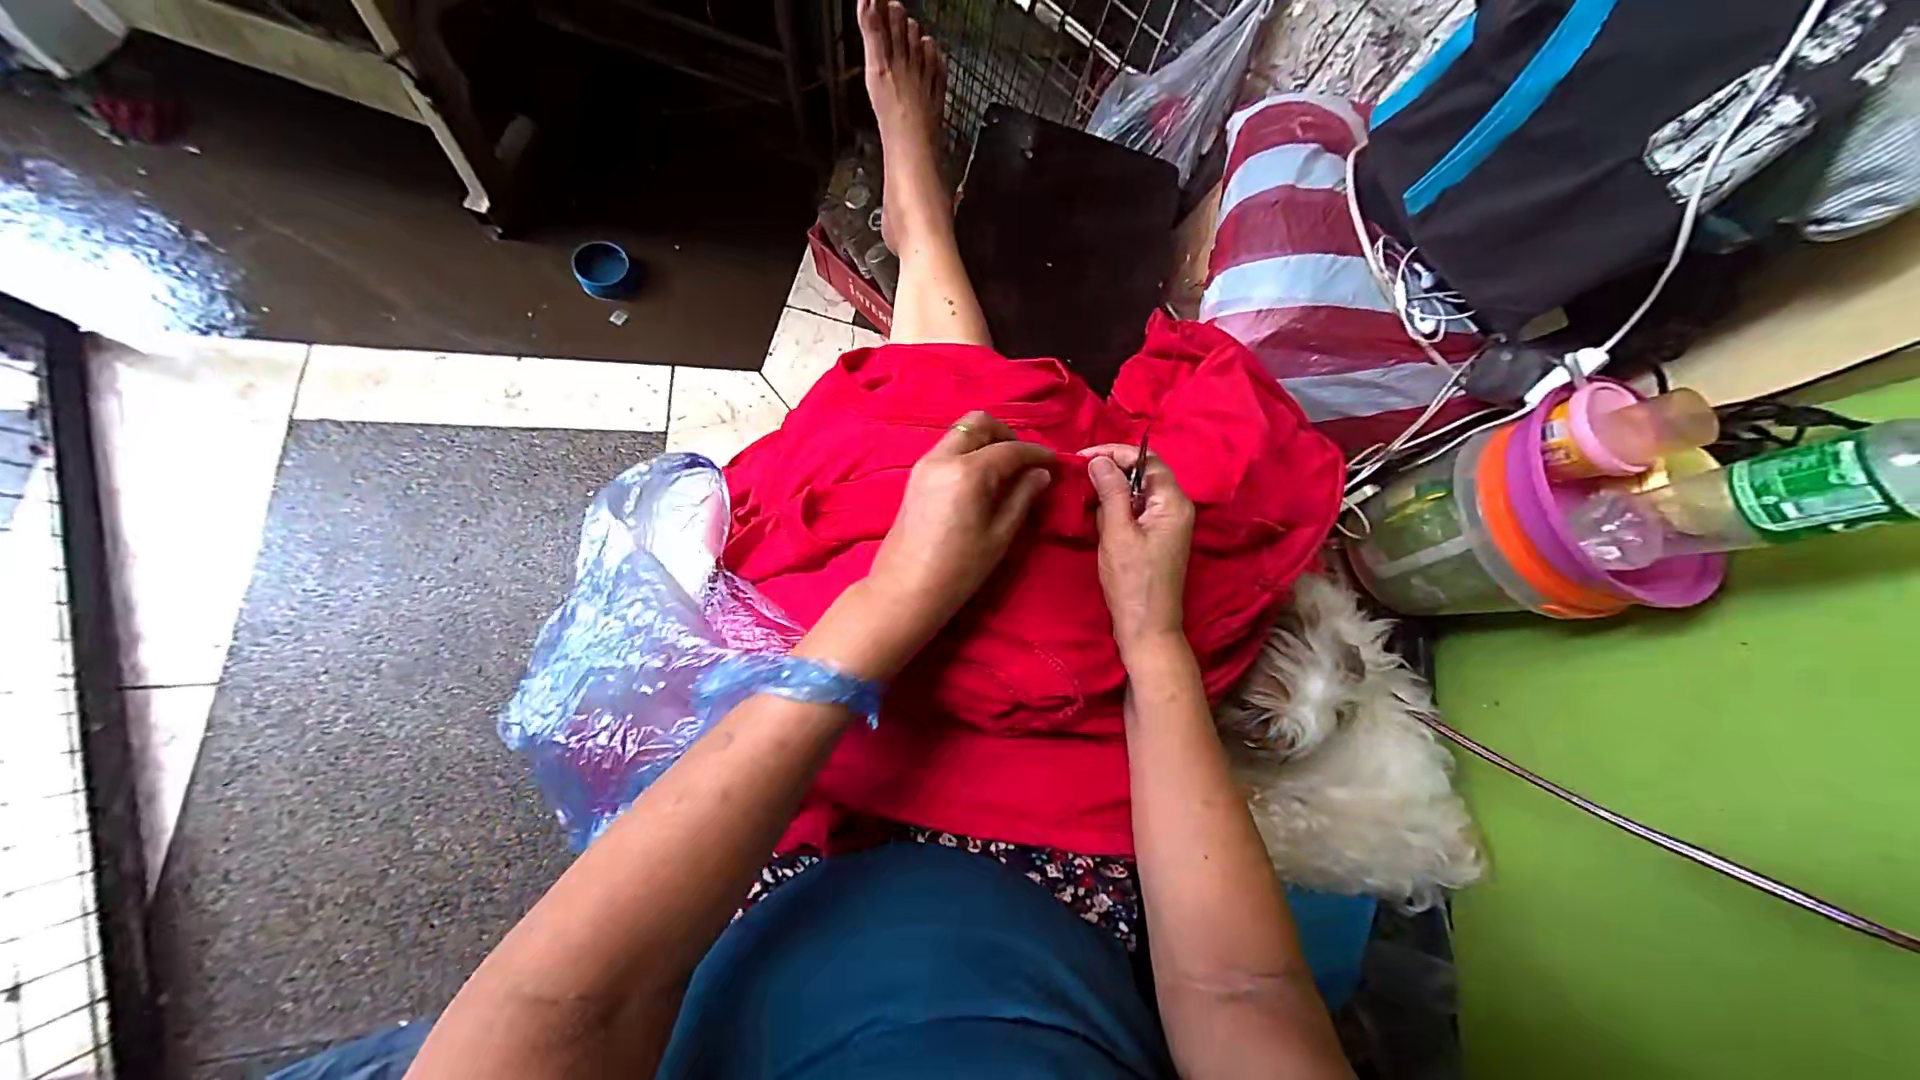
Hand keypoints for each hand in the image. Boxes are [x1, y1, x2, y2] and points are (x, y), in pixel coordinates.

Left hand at [866, 409, 1055, 635]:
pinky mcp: (915, 476)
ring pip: (960, 432)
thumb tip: (1041, 473)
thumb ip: (1022, 497)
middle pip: (979, 423)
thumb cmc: (959, 570)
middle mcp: (943, 457)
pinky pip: (948, 448)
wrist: (905, 590)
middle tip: (1024, 462)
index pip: (1010, 449)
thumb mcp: (1000, 535)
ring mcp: (924, 464)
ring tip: (1005, 471)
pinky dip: (969, 451)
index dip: (1036, 453)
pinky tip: (982, 479)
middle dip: (1007, 435)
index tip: (1054, 463)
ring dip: (986, 441)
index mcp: (967, 472)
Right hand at [1082, 442, 1193, 660]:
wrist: (1147, 628)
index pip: (1148, 460)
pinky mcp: (1155, 537)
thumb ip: (1110, 493)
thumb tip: (1099, 460)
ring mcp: (1166, 524)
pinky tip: (1096, 515)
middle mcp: (1175, 508)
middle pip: (1144, 473)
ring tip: (1083, 493)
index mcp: (1173, 503)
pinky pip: (1135, 510)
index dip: (1116, 452)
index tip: (1083, 456)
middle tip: (1079, 473)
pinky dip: (1115, 507)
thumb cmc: (1133, 582)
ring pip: (1137, 492)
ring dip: (1111, 489)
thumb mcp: (1117, 534)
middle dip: (1111, 470)